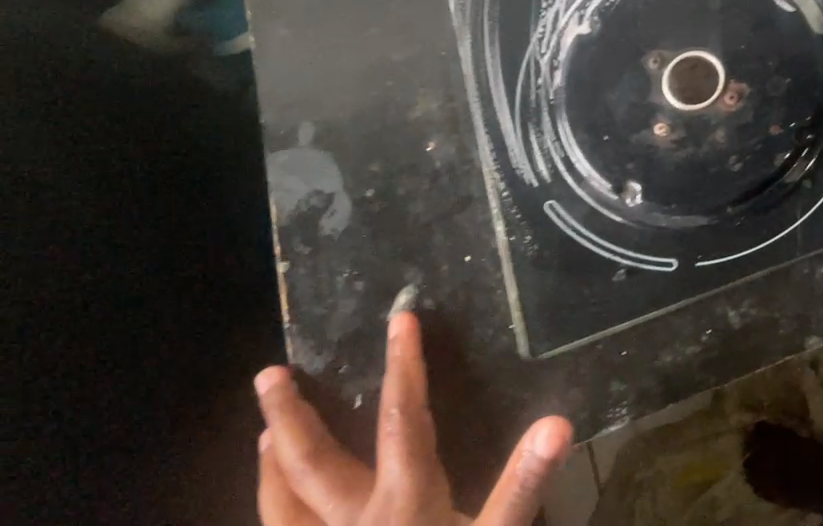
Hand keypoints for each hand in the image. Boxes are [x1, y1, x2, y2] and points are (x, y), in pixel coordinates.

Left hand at [254, 311, 572, 525]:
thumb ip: (523, 485)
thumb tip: (557, 422)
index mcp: (402, 502)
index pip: (404, 418)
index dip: (405, 365)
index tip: (401, 319)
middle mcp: (353, 524)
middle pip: (312, 464)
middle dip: (291, 417)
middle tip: (269, 376)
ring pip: (282, 509)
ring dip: (271, 467)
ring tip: (262, 436)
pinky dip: (275, 515)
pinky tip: (280, 511)